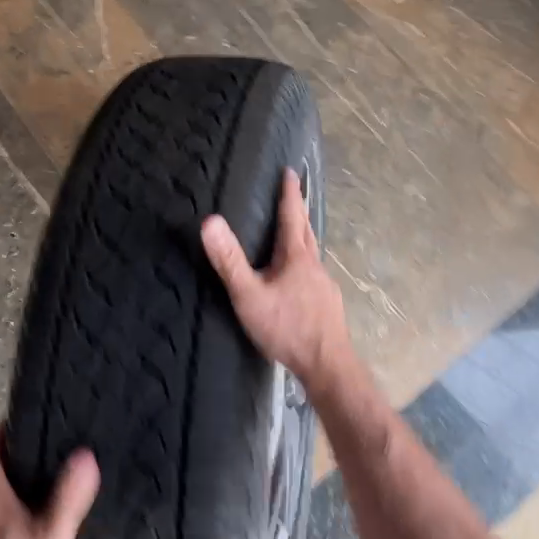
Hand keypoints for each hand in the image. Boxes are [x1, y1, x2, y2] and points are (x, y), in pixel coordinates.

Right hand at [201, 168, 352, 389]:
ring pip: (313, 255)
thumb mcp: (249, 295)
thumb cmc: (287, 328)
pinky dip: (306, 266)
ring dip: (304, 238)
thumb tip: (209, 221)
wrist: (328, 366)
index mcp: (295, 257)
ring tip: (296, 234)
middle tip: (295, 193)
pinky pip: (315, 276)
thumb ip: (229, 261)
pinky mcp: (328, 306)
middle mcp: (314, 266)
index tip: (290, 172)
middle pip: (306, 232)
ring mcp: (324, 287)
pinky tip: (301, 281)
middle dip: (299, 211)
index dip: (289, 194)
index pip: (291, 216)